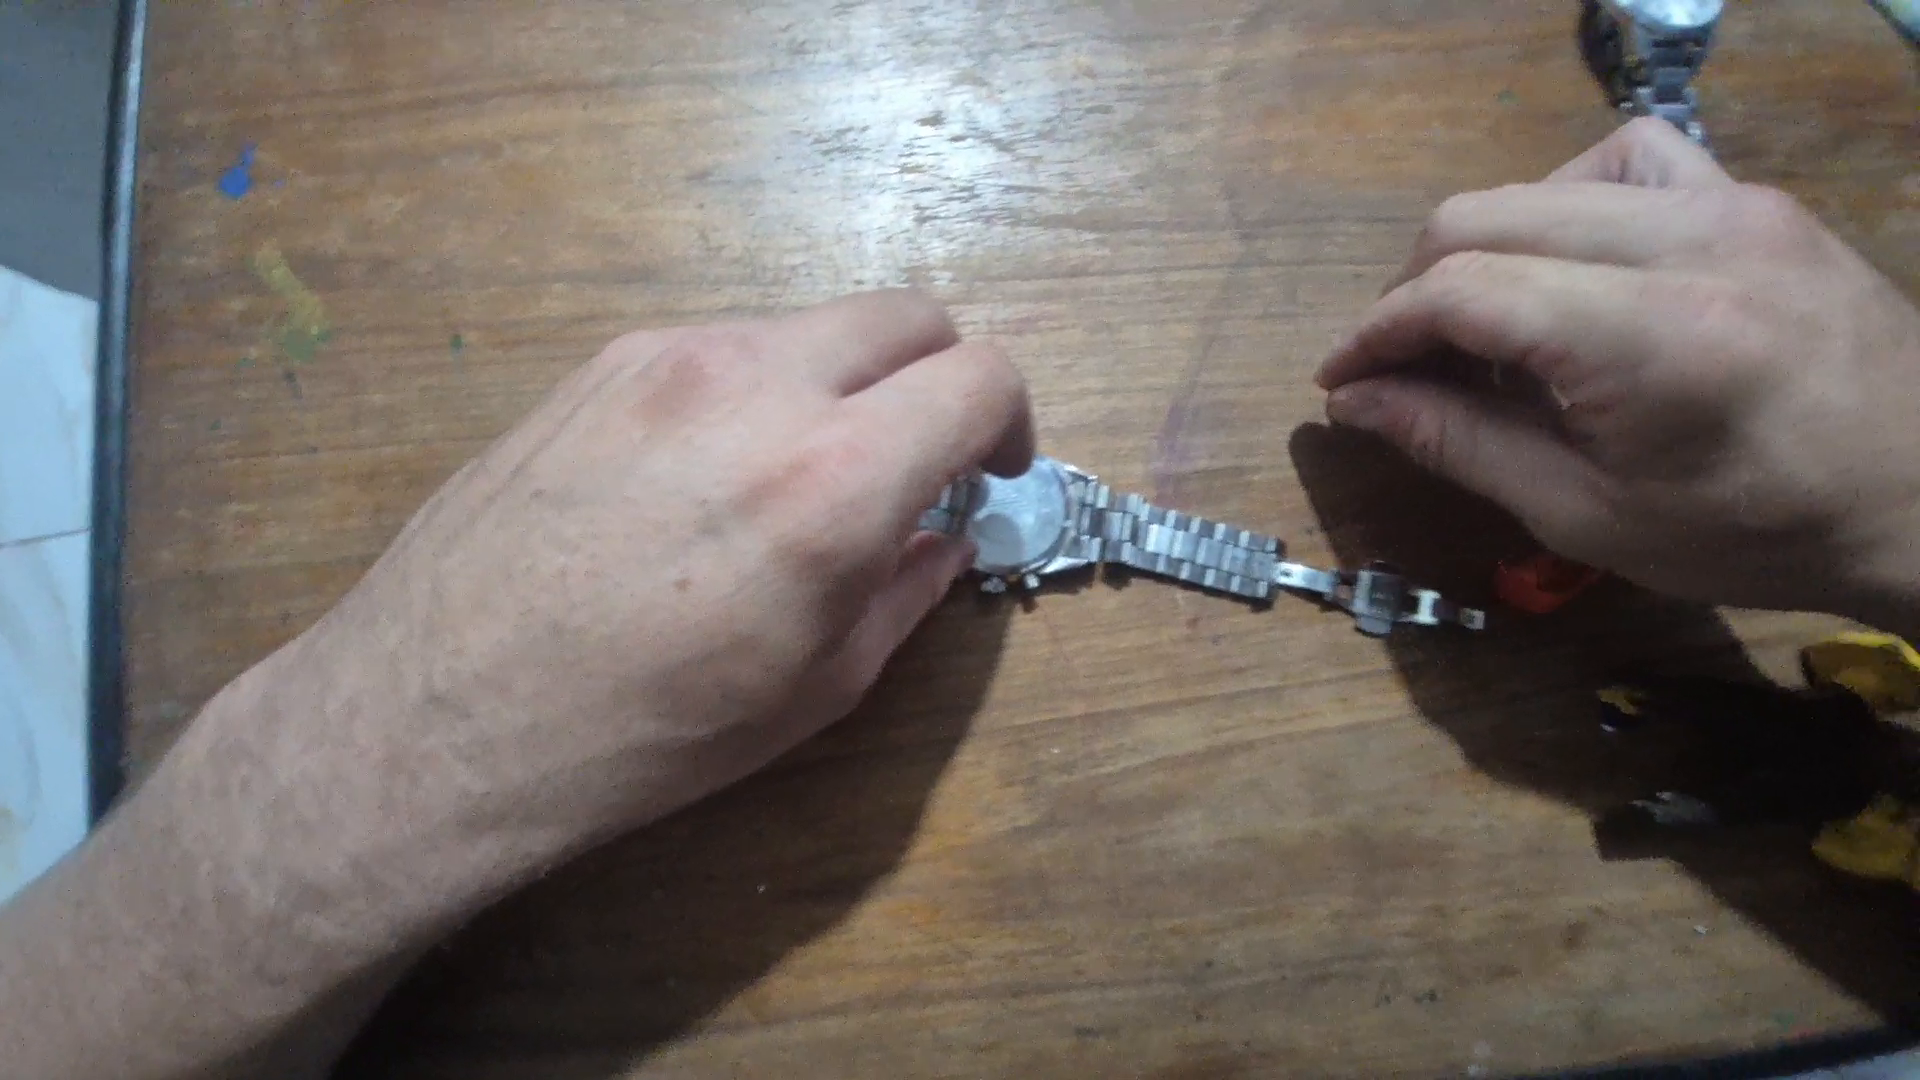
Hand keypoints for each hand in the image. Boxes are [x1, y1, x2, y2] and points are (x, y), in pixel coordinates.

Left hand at [174, 289, 1030, 934]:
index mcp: (834, 481)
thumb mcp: (824, 683)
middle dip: (943, 380)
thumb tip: (948, 533)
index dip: (1011, 420)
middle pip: (911, 317)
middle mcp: (762, 385)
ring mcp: (675, 354)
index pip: (980, 377)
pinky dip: (773, 387)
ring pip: (821, 326)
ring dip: (853, 385)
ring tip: (811, 471)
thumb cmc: (656, 730)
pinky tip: (722, 467)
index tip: (991, 471)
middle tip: (920, 458)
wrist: (443, 717)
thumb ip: (910, 587)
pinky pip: (736, 345)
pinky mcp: (610, 358)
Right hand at [1315, 118, 1919, 627]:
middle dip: (1405, 296)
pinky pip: (1620, 163)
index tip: (1337, 381)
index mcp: (1650, 338)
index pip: (1460, 291)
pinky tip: (1549, 267)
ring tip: (1464, 326)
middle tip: (1391, 369)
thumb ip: (1452, 442)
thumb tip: (1351, 401)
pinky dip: (1551, 207)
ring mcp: (1731, 205)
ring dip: (1469, 253)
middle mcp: (1692, 242)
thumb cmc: (1746, 531)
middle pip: (1478, 220)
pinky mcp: (1750, 200)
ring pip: (1534, 184)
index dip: (1374, 333)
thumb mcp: (1575, 510)